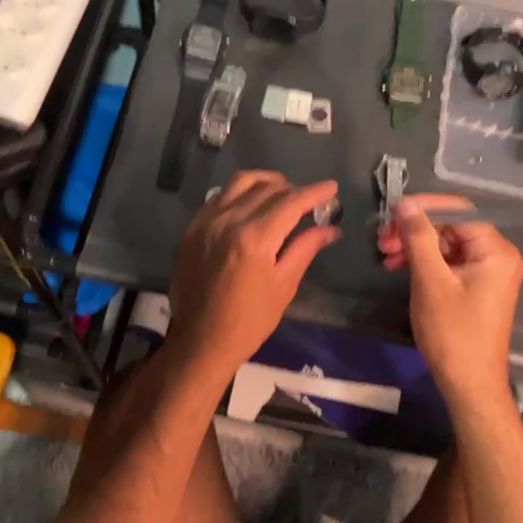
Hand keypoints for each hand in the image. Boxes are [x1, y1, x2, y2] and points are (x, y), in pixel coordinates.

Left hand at [166, 171, 340, 375]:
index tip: (331, 187)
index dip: (315, 192)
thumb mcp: (284, 286)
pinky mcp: (191, 229)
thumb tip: (331, 228)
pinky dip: (238, 194)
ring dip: (264, 182)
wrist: (201, 340)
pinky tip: (249, 205)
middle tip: (308, 199)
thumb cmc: (250, 320)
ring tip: (280, 193)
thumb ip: (305, 249)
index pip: (291, 202)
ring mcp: (206, 222)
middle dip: (292, 189)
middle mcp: (228, 220)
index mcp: (255, 237)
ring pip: (239, 183)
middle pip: (267, 189)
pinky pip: (218, 197)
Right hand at [378, 194, 521, 405]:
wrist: (469, 383)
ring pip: (447, 244)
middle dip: (415, 229)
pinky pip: (449, 263)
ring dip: (415, 246)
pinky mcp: (476, 288)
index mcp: (495, 251)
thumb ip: (418, 238)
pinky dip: (424, 263)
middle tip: (382, 239)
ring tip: (385, 255)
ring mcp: (488, 273)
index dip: (423, 208)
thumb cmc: (452, 334)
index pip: (459, 210)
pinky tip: (399, 268)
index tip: (390, 214)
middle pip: (452, 226)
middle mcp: (497, 256)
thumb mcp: (430, 282)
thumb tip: (405, 203)